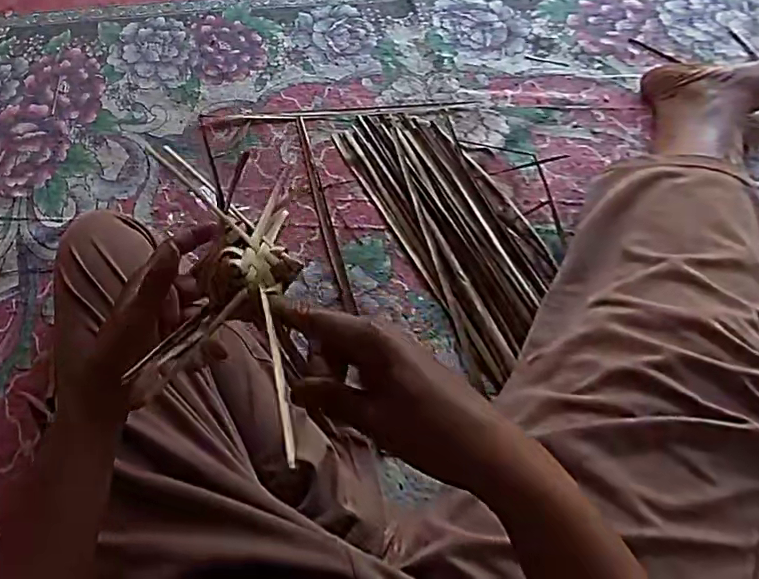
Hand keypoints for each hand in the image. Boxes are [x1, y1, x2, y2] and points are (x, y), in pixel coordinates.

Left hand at [57, 221, 219, 425]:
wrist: (100, 401)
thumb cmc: (111, 355)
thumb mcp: (135, 316)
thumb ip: (155, 283)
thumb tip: (173, 245)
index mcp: (143, 284)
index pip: (172, 251)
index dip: (194, 238)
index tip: (219, 230)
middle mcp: (154, 298)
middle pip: (191, 281)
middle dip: (212, 284)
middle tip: (234, 291)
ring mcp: (162, 322)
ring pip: (196, 310)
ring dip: (212, 316)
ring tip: (227, 324)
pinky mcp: (169, 344)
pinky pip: (195, 338)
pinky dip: (207, 344)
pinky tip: (217, 354)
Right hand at [273, 300, 529, 495]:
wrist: (493, 451)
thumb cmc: (429, 431)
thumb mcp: (373, 419)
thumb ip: (330, 397)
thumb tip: (295, 388)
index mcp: (371, 337)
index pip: (319, 320)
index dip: (290, 315)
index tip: (264, 307)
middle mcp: (381, 332)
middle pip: (330, 336)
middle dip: (319, 364)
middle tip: (321, 401)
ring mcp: (396, 345)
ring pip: (347, 350)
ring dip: (337, 374)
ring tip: (345, 411)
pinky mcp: (406, 362)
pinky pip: (366, 360)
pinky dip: (355, 378)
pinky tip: (363, 407)